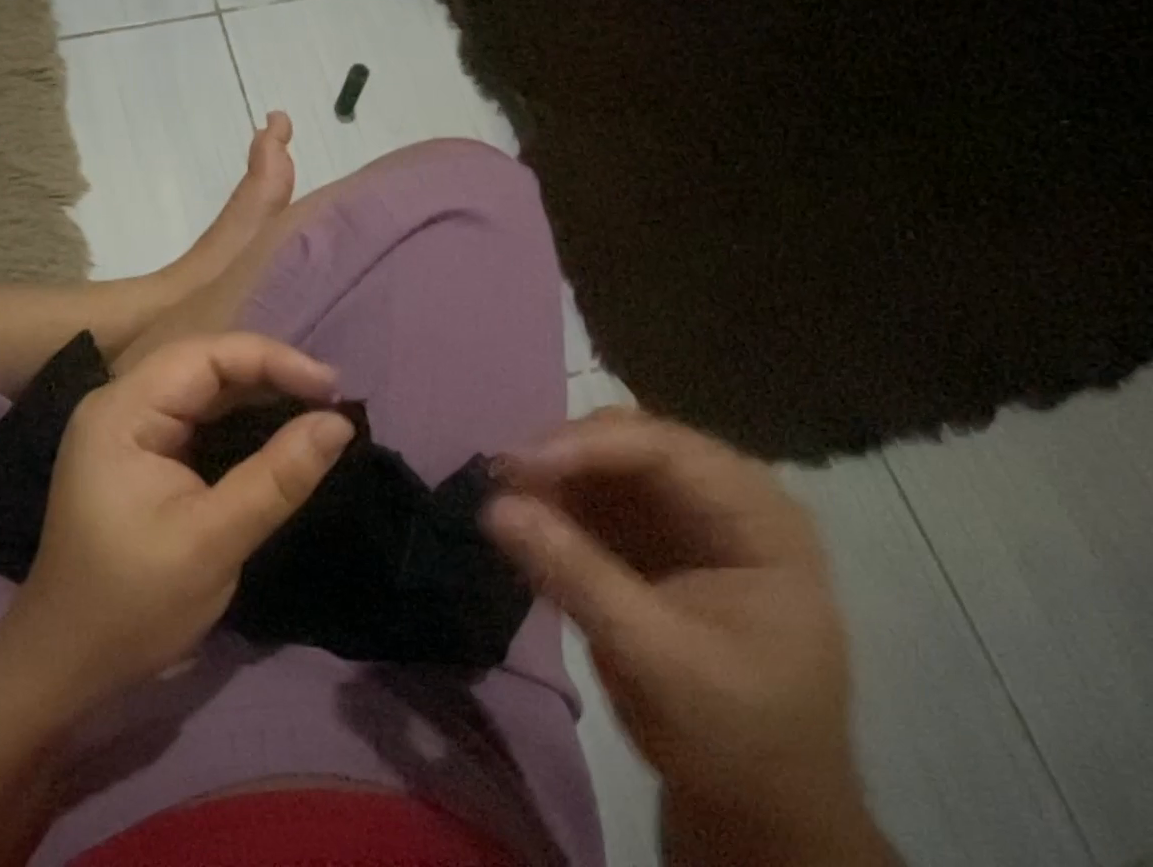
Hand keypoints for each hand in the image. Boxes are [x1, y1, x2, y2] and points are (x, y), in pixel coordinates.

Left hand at [2, 332, 355, 702]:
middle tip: (333, 404)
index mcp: (121, 413)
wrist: (68, 659)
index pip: (205, 355)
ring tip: (317, 414)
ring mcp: (124, 432)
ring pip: (202, 392)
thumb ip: (277, 477)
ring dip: (259, 398)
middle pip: (202, 366)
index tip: (334, 391)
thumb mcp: (214, 540)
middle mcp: (117, 407)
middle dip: (270, 376)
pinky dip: (240, 424)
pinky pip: (195, 421)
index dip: (274, 361)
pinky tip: (277, 435)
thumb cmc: (133, 604)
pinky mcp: (137, 457)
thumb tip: (339, 422)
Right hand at [484, 408, 876, 856]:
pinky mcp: (645, 549)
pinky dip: (550, 509)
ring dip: (550, 480)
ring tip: (497, 500)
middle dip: (564, 455)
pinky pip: (589, 507)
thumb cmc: (733, 734)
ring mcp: (682, 524)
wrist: (756, 807)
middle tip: (498, 481)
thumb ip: (576, 576)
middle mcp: (722, 504)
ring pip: (603, 469)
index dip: (587, 446)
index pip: (669, 451)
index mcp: (759, 519)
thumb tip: (492, 508)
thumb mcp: (656, 656)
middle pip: (633, 445)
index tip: (513, 466)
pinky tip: (517, 526)